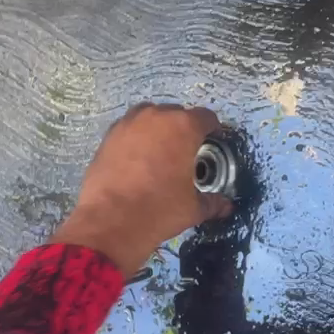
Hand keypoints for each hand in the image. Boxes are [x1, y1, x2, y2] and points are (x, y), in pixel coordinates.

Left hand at [52, 103, 231, 276]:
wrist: (110, 220)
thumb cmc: (159, 209)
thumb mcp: (193, 209)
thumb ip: (212, 202)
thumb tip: (225, 205)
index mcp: (184, 127)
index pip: (206, 117)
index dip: (213, 129)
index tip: (213, 141)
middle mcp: (156, 116)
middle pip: (177, 113)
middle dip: (184, 129)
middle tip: (187, 151)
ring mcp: (129, 123)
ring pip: (150, 116)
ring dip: (158, 129)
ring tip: (161, 151)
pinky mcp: (108, 136)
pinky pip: (130, 129)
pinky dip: (137, 138)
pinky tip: (138, 159)